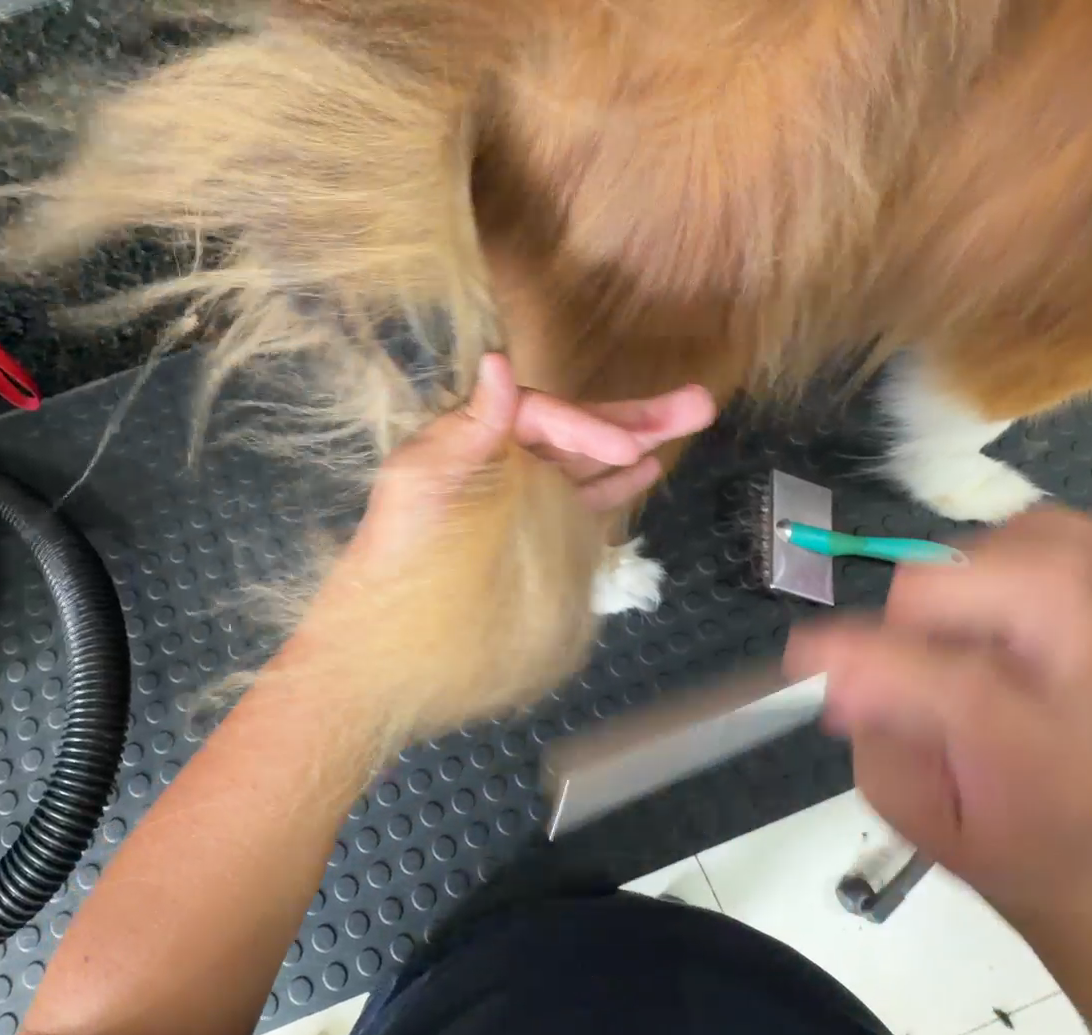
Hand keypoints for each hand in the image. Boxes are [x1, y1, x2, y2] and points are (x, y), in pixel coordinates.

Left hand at [340, 352, 715, 569]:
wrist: (393, 618)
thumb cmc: (399, 547)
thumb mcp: (422, 477)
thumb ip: (469, 425)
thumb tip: (498, 359)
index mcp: (474, 435)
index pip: (542, 413)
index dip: (588, 424)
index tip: (632, 446)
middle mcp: (501, 455)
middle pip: (575, 427)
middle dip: (635, 416)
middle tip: (699, 403)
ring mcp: (519, 492)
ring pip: (587, 459)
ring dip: (638, 442)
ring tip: (691, 422)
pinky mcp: (531, 528)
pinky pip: (578, 499)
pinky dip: (612, 484)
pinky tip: (646, 469)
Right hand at [784, 508, 1091, 912]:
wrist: (1074, 846)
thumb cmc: (978, 827)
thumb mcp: (901, 799)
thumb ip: (871, 727)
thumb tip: (837, 666)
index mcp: (1036, 754)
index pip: (968, 687)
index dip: (881, 659)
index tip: (806, 657)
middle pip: (1044, 589)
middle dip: (939, 591)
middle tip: (897, 629)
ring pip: (1069, 548)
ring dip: (985, 557)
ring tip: (943, 602)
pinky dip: (1049, 541)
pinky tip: (1001, 574)